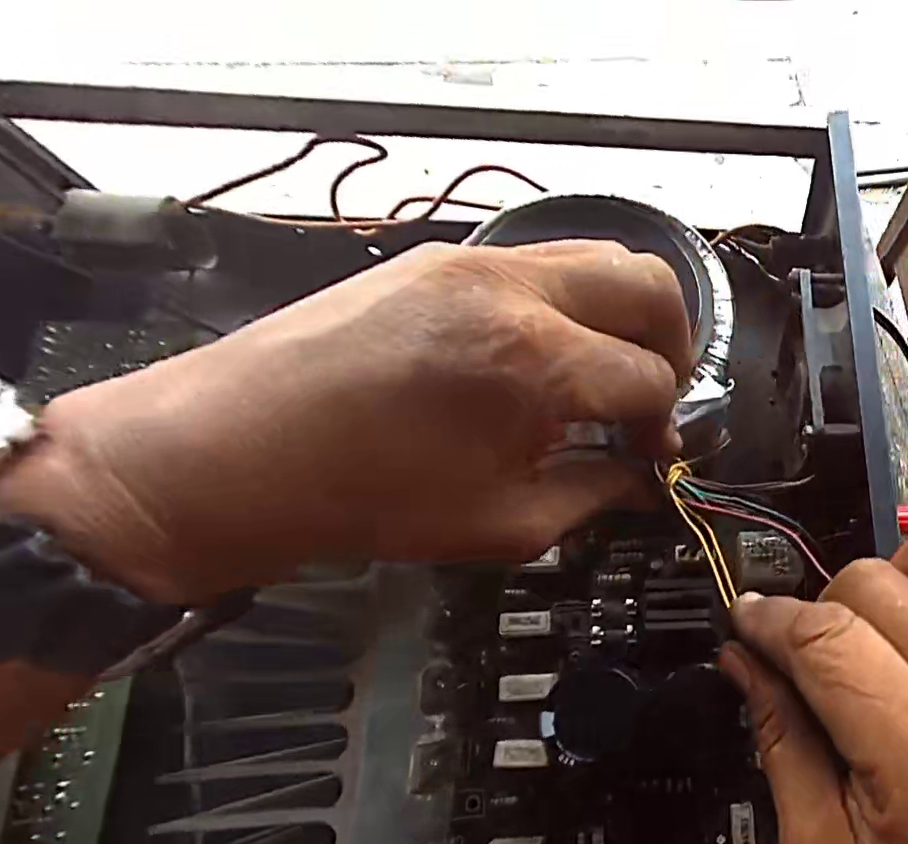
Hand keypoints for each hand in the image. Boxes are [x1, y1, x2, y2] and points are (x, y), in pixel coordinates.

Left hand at [0, 239, 692, 603]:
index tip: (650, 455)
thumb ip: (602, 492)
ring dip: (631, 316)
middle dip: (676, 346)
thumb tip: (647, 481)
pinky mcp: (442, 258)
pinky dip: (579, 303)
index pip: (651, 379)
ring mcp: (476, 262)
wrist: (231, 455)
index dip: (666, 426)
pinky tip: (557, 352)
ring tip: (613, 370)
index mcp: (540, 364)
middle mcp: (518, 292)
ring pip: (605, 256)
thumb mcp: (514, 522)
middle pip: (651, 286)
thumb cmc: (375, 501)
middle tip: (657, 395)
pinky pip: (547, 261)